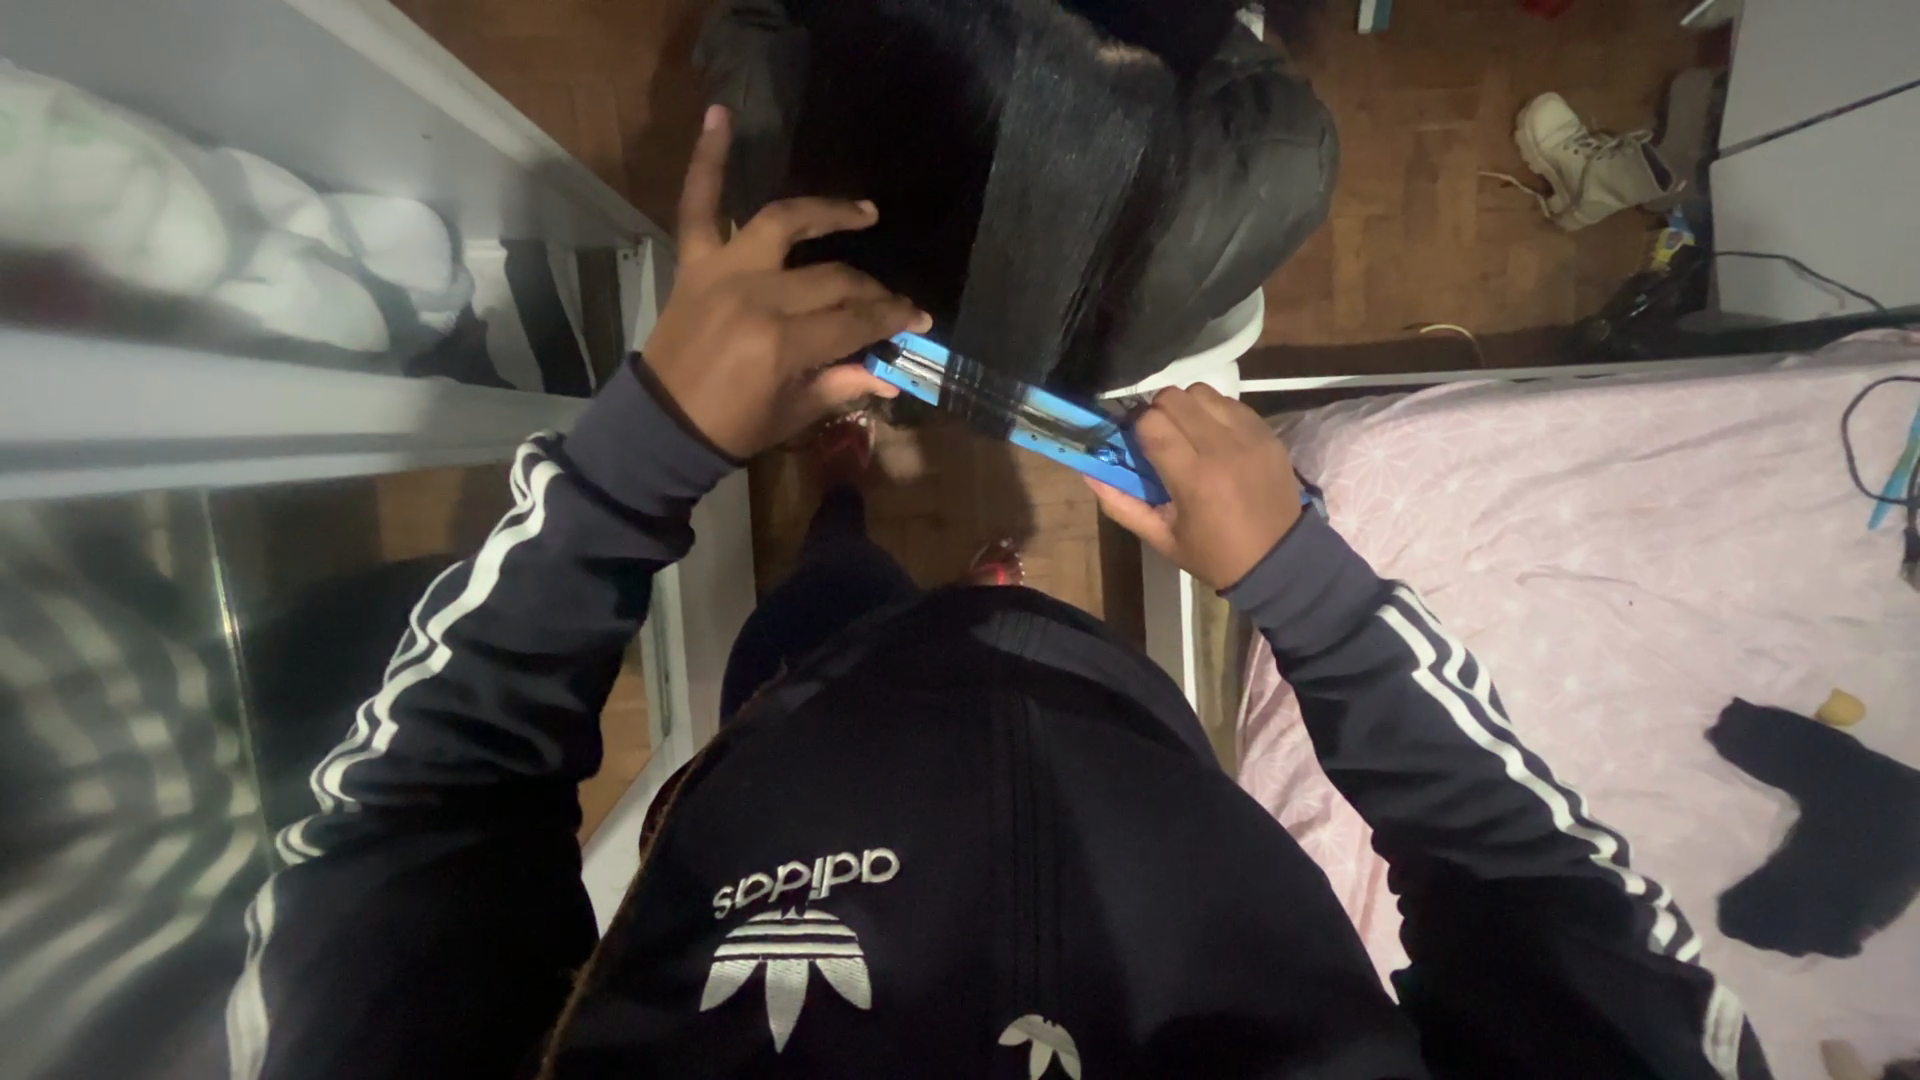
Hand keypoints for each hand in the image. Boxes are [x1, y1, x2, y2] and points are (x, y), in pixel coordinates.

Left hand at [641, 105, 927, 458]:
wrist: (663, 423)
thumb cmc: (734, 427)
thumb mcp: (794, 413)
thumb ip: (843, 384)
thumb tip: (890, 376)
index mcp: (785, 344)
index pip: (855, 320)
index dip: (892, 319)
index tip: (919, 319)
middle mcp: (759, 297)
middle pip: (832, 278)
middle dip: (872, 290)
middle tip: (892, 299)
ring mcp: (724, 272)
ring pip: (784, 223)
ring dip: (827, 212)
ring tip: (863, 212)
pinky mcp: (695, 263)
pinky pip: (699, 204)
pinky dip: (707, 160)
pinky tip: (722, 116)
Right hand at [1088, 384, 1302, 591]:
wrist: (1279, 561)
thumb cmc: (1213, 555)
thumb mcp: (1160, 537)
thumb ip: (1120, 504)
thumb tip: (1089, 472)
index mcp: (1194, 478)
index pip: (1151, 423)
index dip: (1134, 426)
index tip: (1132, 441)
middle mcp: (1222, 448)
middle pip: (1174, 398)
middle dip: (1155, 412)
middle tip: (1157, 437)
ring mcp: (1250, 436)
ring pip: (1202, 391)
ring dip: (1185, 407)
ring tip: (1185, 434)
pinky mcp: (1268, 433)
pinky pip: (1230, 402)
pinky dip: (1213, 412)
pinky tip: (1212, 437)